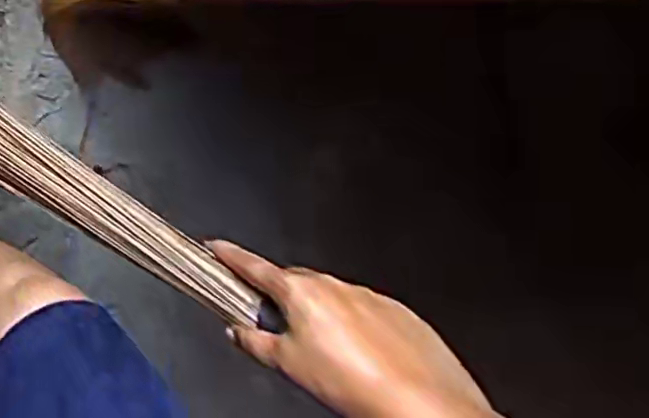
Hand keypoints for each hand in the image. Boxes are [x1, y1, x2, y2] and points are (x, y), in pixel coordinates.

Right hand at [211, 241, 497, 417]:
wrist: (433, 413)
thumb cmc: (361, 389)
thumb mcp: (291, 366)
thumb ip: (255, 341)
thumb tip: (238, 332)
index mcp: (298, 291)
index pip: (251, 264)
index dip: (229, 254)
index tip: (215, 246)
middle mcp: (331, 285)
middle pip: (293, 282)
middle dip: (285, 299)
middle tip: (284, 327)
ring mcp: (369, 297)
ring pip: (333, 297)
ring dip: (326, 315)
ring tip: (337, 355)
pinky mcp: (403, 316)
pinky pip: (370, 312)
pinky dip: (362, 327)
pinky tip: (370, 359)